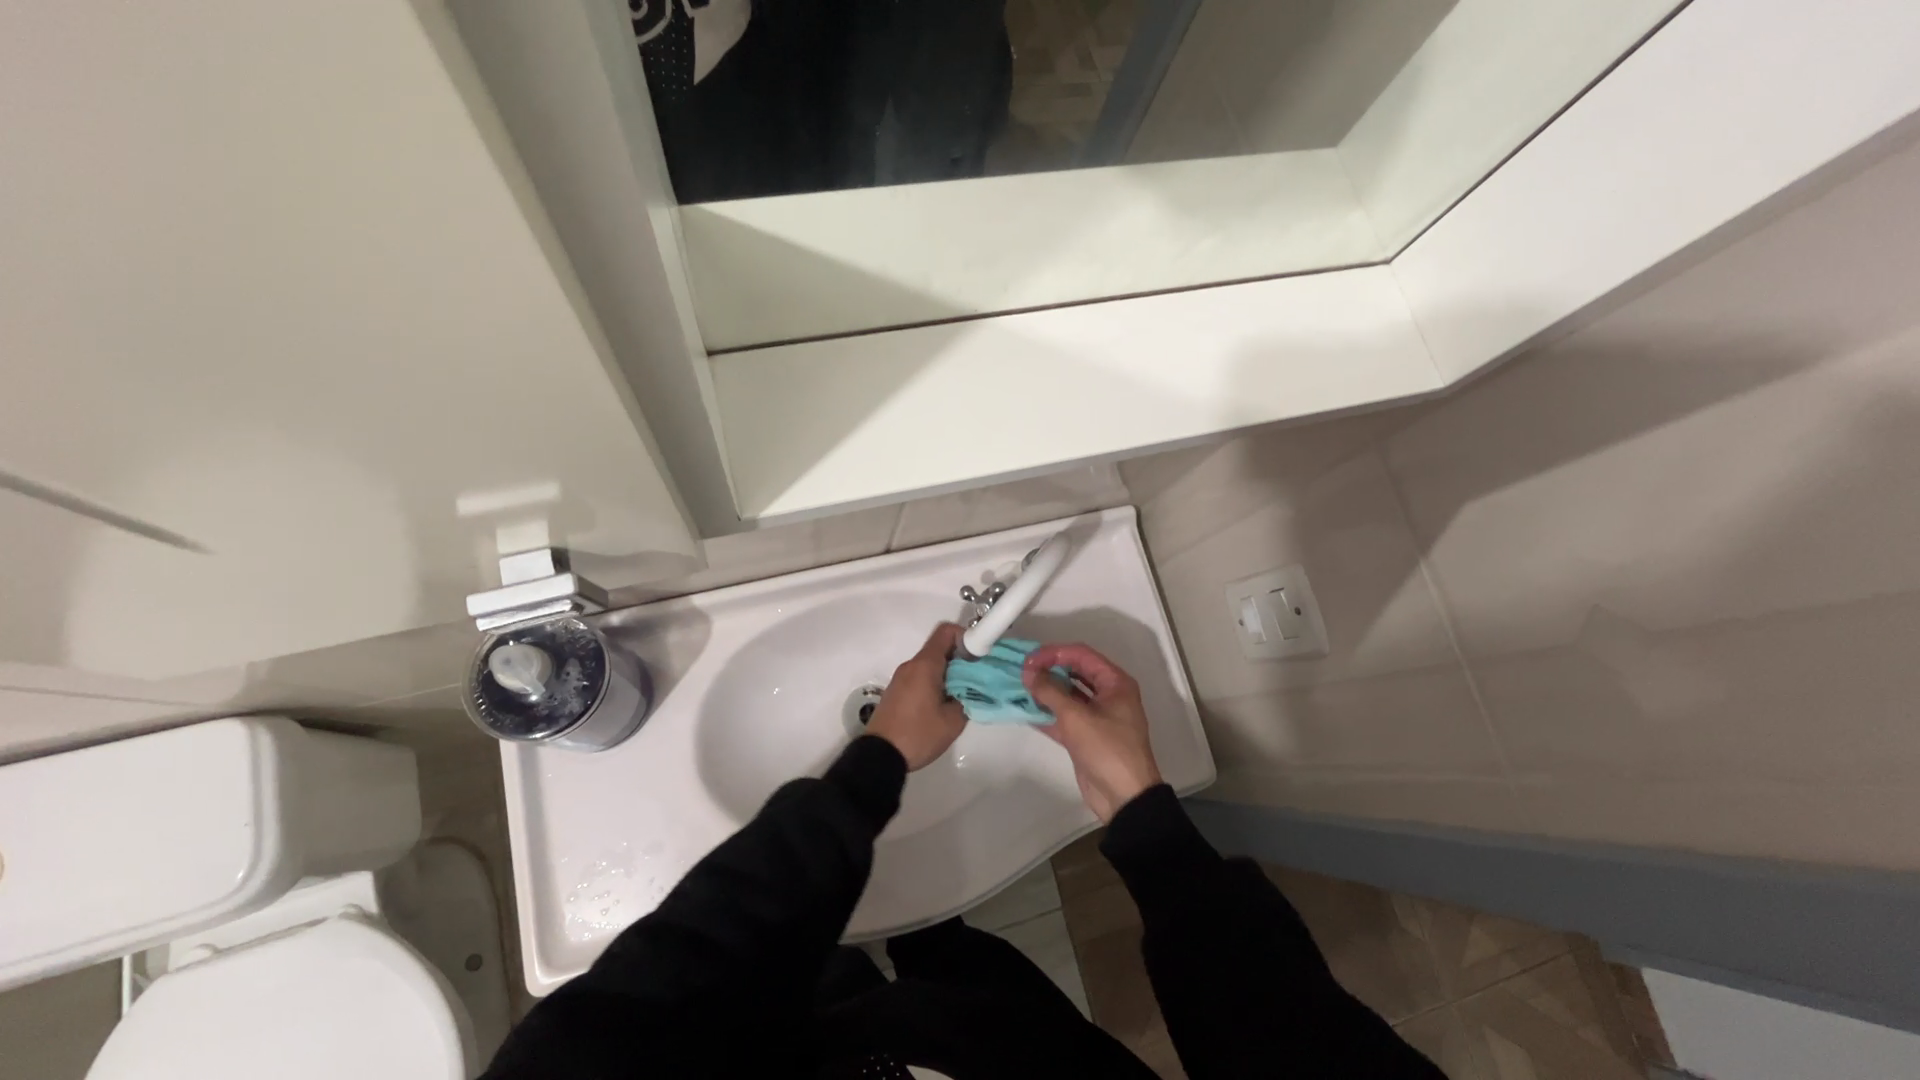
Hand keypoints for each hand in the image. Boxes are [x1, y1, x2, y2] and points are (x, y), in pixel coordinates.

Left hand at [865, 623, 968, 770]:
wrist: (880, 756)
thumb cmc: (918, 735)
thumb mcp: (953, 721)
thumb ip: (967, 698)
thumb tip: (970, 688)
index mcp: (925, 665)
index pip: (946, 632)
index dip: (966, 637)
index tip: (978, 657)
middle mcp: (911, 666)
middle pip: (939, 649)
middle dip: (961, 659)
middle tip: (976, 680)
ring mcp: (900, 678)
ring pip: (930, 665)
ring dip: (948, 674)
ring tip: (961, 695)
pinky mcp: (896, 692)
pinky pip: (919, 677)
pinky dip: (934, 683)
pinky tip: (942, 705)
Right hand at [1023, 643, 1162, 822]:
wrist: (1124, 796)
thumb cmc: (1106, 749)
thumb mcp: (1076, 717)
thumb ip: (1050, 692)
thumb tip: (1029, 672)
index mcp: (1115, 683)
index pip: (1081, 655)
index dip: (1054, 653)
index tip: (1028, 660)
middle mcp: (1108, 695)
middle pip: (1074, 672)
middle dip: (1049, 670)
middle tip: (1022, 672)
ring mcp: (1096, 716)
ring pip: (1067, 695)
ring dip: (1045, 691)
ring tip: (1019, 687)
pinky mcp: (1085, 736)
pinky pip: (1063, 717)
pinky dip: (1046, 713)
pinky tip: (1025, 710)